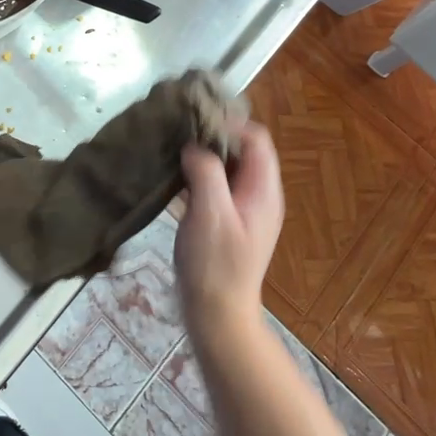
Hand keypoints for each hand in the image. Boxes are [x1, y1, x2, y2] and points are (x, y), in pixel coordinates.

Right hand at [175, 121, 282, 334]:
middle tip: (179, 130)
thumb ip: (206, 172)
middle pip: (242, 149)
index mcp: (263, 191)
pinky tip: (172, 176)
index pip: (257, 138)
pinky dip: (197, 174)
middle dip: (213, 135)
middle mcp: (258, 196)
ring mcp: (242, 210)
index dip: (230, 123)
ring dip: (202, 155)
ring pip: (226, 167)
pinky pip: (215, 185)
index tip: (195, 119)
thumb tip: (194, 144)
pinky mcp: (225, 222)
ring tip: (172, 147)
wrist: (217, 316)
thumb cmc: (215, 265)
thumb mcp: (210, 214)